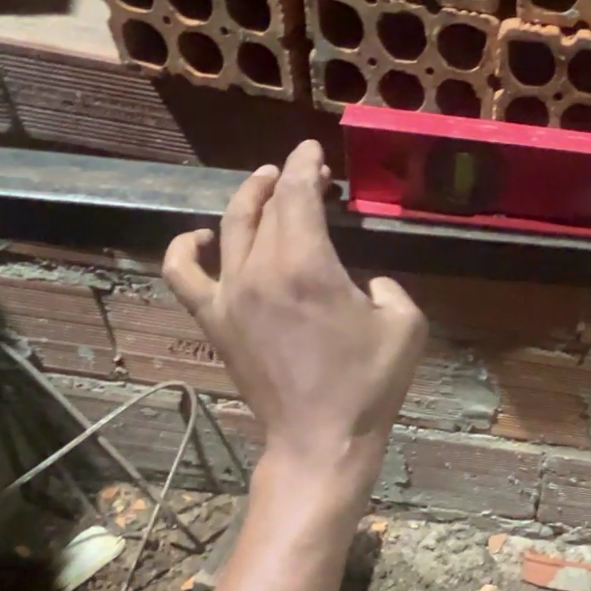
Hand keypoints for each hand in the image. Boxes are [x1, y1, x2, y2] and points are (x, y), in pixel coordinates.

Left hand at [163, 140, 427, 481]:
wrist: (320, 439)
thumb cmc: (369, 385)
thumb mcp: (406, 326)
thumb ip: (389, 287)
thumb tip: (367, 284)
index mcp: (307, 265)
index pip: (298, 195)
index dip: (305, 166)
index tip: (313, 152)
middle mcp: (260, 270)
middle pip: (267, 208)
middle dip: (286, 180)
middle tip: (306, 173)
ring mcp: (229, 295)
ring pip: (229, 229)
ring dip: (247, 199)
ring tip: (262, 187)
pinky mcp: (215, 321)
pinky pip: (184, 274)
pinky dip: (186, 249)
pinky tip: (200, 239)